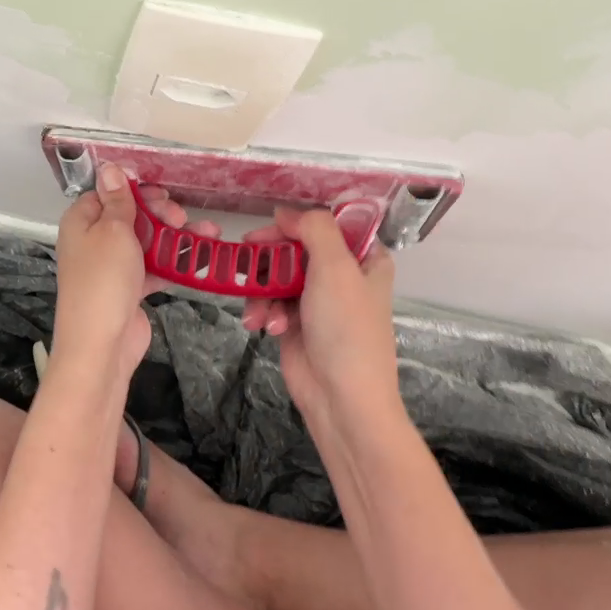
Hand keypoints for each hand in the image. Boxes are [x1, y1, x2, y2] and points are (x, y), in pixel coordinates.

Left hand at [51, 165, 221, 377]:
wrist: (101, 344)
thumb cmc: (103, 279)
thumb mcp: (112, 230)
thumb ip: (117, 200)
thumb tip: (109, 167)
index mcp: (80, 222)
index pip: (106, 194)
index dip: (135, 190)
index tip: (162, 192)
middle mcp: (93, 242)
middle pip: (130, 217)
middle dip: (160, 213)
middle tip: (180, 217)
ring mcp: (112, 268)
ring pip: (147, 243)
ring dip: (177, 237)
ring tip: (209, 232)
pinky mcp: (129, 290)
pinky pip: (155, 268)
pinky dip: (176, 262)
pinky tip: (202, 257)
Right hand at [241, 208, 399, 413]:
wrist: (341, 397)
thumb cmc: (346, 329)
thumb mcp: (335, 268)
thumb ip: (314, 229)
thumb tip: (285, 212)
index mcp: (365, 260)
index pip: (329, 226)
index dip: (299, 223)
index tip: (272, 226)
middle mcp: (342, 277)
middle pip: (296, 249)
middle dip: (271, 258)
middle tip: (246, 254)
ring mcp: (318, 301)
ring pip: (277, 276)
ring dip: (263, 291)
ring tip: (260, 312)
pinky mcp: (296, 323)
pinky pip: (270, 303)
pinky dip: (263, 312)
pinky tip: (261, 326)